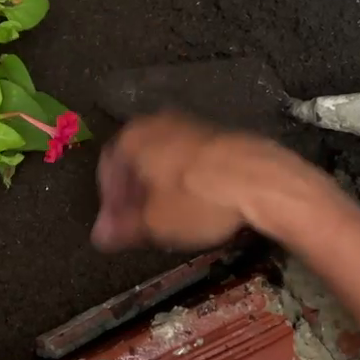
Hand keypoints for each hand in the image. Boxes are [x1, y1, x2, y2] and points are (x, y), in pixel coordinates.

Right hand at [91, 113, 334, 250]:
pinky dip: (183, 179)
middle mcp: (153, 123)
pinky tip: (197, 203)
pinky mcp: (213, 133)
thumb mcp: (154, 223)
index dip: (110, 202)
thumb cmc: (198, 199)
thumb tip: (98, 236)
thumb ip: (121, 229)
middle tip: (141, 223)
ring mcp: (185, 124)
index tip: (117, 227)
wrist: (261, 180)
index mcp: (130, 138)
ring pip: (161, 158)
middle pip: (133, 161)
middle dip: (135, 193)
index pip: (106, 170)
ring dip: (159, 186)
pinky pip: (186, 157)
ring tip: (171, 217)